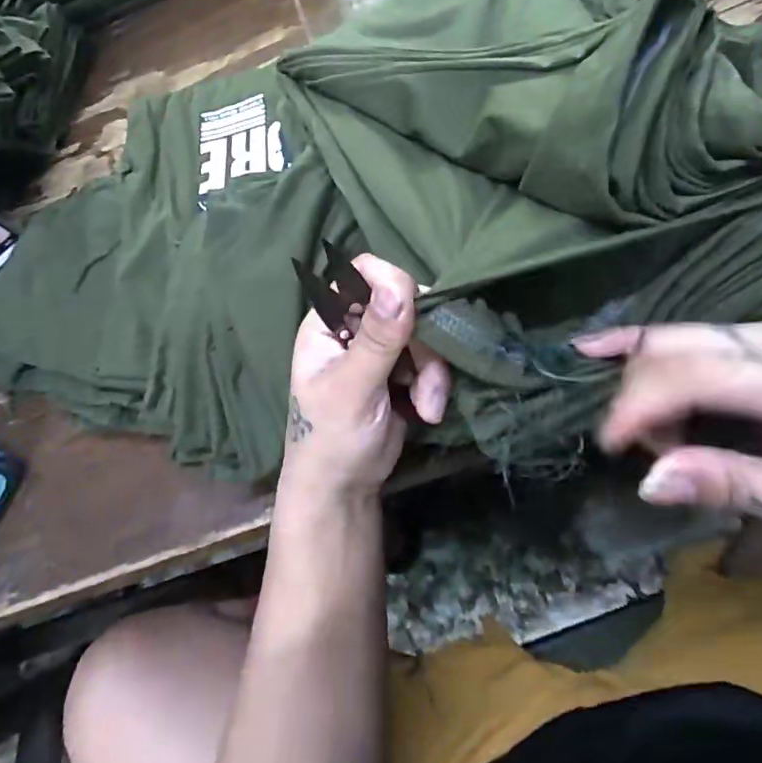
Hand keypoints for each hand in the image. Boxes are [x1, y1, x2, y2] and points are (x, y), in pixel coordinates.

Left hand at [282, 254, 450, 501]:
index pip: (358, 274)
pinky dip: (434, 385)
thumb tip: (399, 285)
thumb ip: (377, 339)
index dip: (390, 282)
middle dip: (422, 344)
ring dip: (433, 373)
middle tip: (425, 380)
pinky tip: (427, 413)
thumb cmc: (332, 436)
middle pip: (402, 304)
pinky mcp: (401, 370)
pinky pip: (431, 359)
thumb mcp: (353, 388)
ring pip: (424, 334)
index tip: (413, 310)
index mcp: (326, 323)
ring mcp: (378, 349)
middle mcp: (351, 328)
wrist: (344, 488)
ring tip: (427, 409)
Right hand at [575, 321, 761, 563]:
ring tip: (658, 437)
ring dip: (642, 382)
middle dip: (633, 392)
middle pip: (673, 345)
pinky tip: (604, 353)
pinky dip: (648, 359)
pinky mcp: (760, 336)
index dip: (638, 404)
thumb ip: (729, 486)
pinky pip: (686, 339)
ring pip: (672, 337)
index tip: (608, 445)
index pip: (691, 374)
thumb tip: (646, 481)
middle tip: (628, 445)